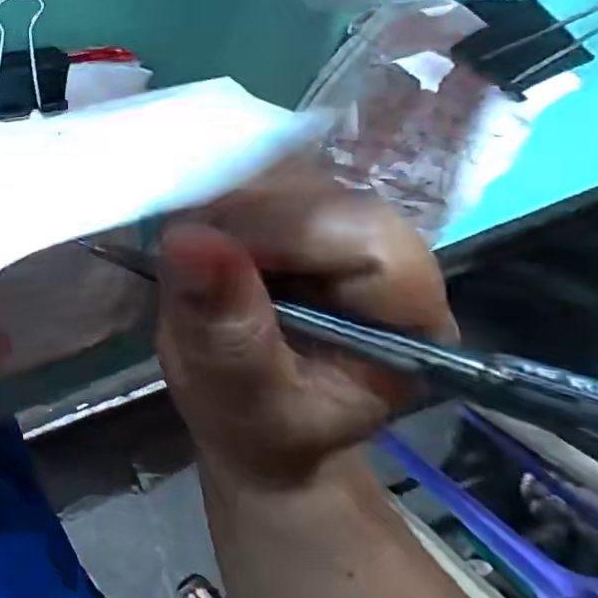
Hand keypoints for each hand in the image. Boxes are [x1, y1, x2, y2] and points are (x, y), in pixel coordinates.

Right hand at [155, 160, 452, 488]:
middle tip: (189, 263)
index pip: (365, 237)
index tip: (210, 256)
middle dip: (244, 218)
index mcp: (408, 312)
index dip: (284, 233)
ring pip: (288, 173)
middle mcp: (390, 250)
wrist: (258, 414)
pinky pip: (261, 173)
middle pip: (323, 194)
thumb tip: (189, 241)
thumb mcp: (241, 399)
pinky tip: (200, 236)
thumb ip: (227, 332)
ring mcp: (344, 218)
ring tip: (192, 258)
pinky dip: (219, 198)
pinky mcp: (304, 201)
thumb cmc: (261, 424)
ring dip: (225, 205)